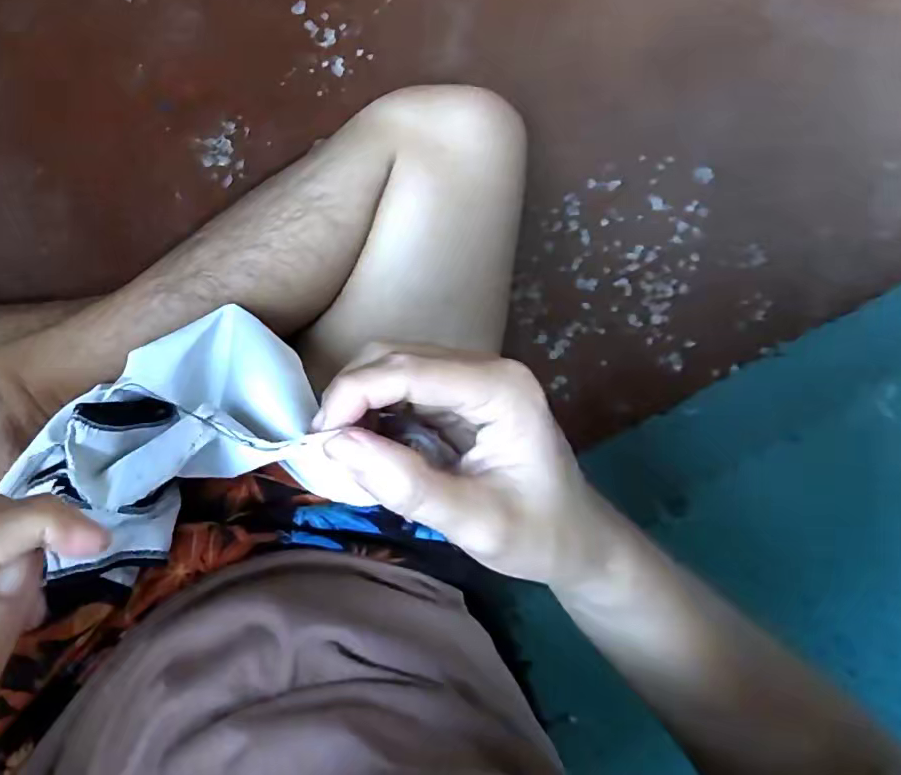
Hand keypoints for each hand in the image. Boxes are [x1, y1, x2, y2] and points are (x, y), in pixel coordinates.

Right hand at [315, 345, 624, 592]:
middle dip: (348, 396)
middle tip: (327, 445)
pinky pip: (393, 382)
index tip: (322, 440)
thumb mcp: (475, 525)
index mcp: (498, 388)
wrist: (579, 542)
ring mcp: (465, 373)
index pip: (403, 370)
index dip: (352, 395)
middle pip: (388, 357)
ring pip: (384, 364)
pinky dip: (367, 408)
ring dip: (354, 401)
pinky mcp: (450, 388)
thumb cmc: (538, 536)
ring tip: (342, 446)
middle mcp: (481, 366)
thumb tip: (335, 445)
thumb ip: (407, 486)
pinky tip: (365, 442)